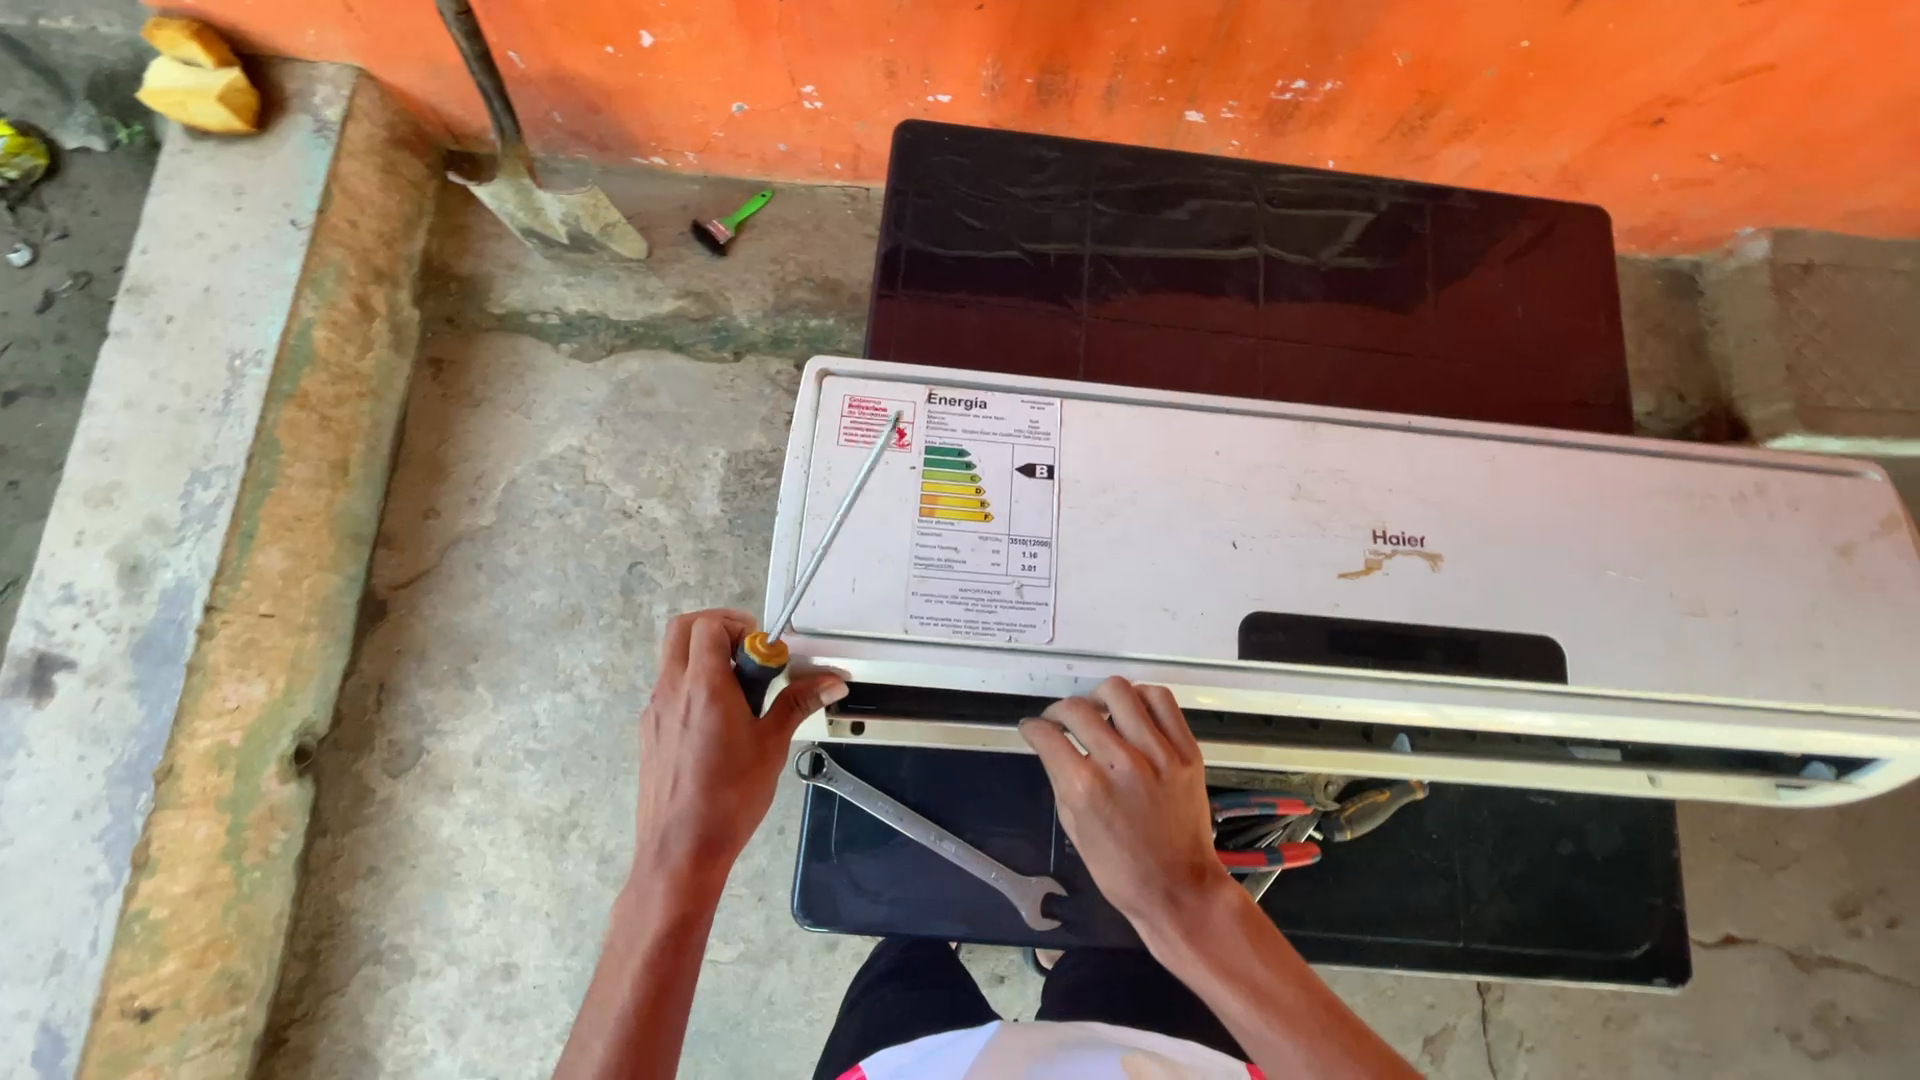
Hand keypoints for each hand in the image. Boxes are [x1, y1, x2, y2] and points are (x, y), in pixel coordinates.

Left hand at [633, 609, 846, 891]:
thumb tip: (832, 682)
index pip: (709, 625)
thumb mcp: (772, 743)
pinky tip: (720, 722)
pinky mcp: (650, 733)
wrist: (681, 849)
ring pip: (672, 658)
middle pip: (682, 629)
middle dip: (717, 628)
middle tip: (749, 652)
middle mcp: (671, 690)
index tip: (764, 652)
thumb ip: (799, 702)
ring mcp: (655, 711)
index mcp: (703, 686)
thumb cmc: (727, 797)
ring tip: (740, 692)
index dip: (739, 626)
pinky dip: (693, 685)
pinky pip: (668, 690)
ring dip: (705, 657)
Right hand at [1019, 678, 1233, 932]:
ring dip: (1099, 698)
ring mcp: (1157, 753)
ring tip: (1100, 712)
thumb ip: (1061, 778)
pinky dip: (1140, 697)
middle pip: (1077, 708)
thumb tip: (1051, 744)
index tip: (1033, 728)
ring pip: (1118, 691)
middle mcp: (1119, 762)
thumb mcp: (1073, 826)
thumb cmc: (1119, 868)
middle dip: (1059, 712)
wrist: (1177, 888)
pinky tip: (1133, 711)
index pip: (1047, 734)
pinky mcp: (1186, 750)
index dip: (1032, 728)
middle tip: (1062, 723)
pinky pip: (1160, 700)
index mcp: (1085, 786)